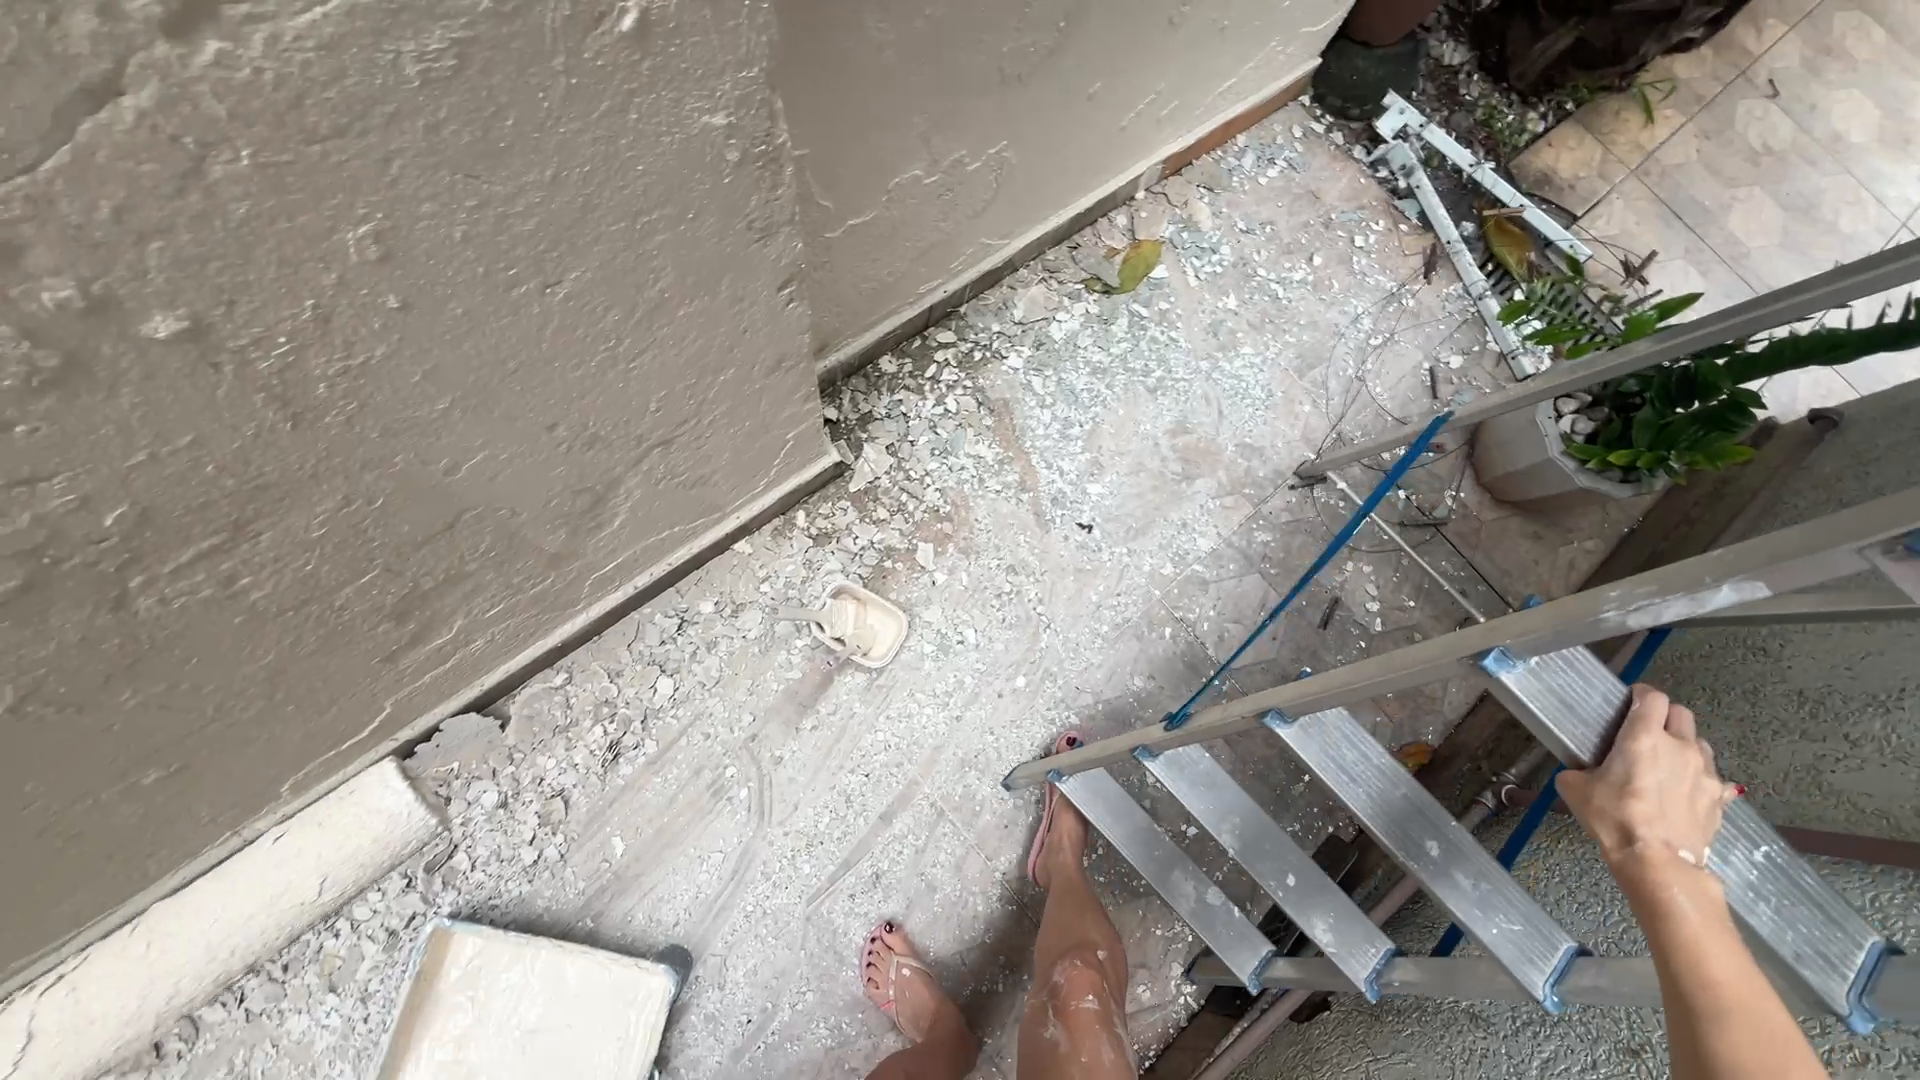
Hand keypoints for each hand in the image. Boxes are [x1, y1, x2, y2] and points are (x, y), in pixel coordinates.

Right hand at [1558, 684, 1739, 872]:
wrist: (1658, 859)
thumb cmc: (1613, 816)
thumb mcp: (1575, 787)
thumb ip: (1581, 769)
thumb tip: (1584, 771)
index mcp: (1643, 737)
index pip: (1653, 698)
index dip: (1641, 695)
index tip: (1630, 701)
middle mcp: (1680, 747)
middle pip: (1681, 714)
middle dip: (1664, 715)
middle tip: (1645, 729)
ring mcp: (1707, 773)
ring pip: (1699, 744)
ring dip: (1683, 745)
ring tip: (1666, 763)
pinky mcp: (1720, 798)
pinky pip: (1712, 778)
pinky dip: (1697, 778)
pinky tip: (1683, 793)